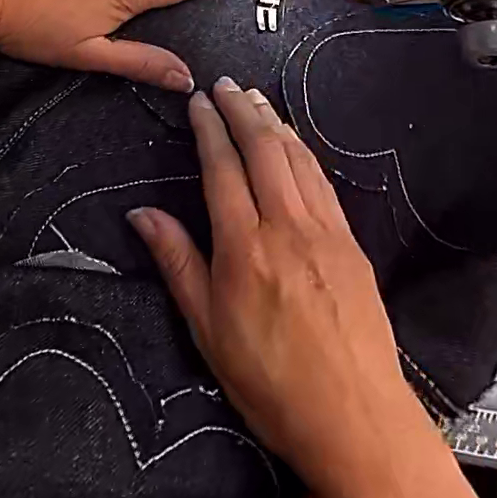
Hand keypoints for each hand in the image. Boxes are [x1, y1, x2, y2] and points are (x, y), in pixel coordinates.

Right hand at [128, 79, 496, 497]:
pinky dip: (302, 149)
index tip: (199, 102)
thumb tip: (142, 215)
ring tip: (254, 98)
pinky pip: (321, 179)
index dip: (209, 128)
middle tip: (224, 84)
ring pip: (295, 156)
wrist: (354, 413)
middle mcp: (286, 225)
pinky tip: (293, 140)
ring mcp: (323, 228)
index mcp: (244, 247)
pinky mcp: (349, 238)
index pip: (222, 167)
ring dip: (273, 121)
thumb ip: (177, 262)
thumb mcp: (207, 330)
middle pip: (262, 148)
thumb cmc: (271, 382)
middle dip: (240, 109)